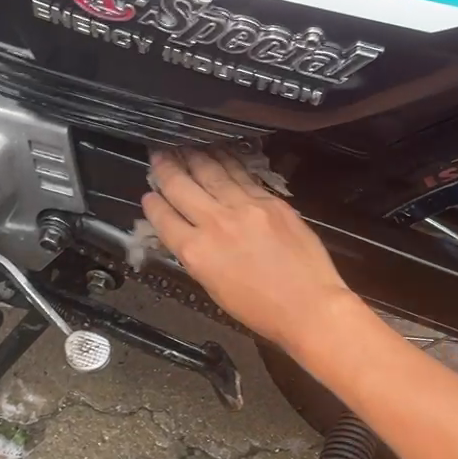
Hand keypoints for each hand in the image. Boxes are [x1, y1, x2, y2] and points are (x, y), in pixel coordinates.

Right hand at [143, 147, 360, 351]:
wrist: (308, 306)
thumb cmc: (262, 311)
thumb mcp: (216, 289)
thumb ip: (200, 258)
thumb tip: (192, 238)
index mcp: (197, 253)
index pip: (164, 220)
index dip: (153, 205)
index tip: (148, 195)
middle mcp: (215, 223)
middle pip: (182, 187)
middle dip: (166, 169)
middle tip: (158, 156)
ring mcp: (244, 208)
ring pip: (212, 172)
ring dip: (194, 157)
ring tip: (183, 147)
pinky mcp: (270, 201)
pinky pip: (242, 175)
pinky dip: (227, 161)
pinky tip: (219, 153)